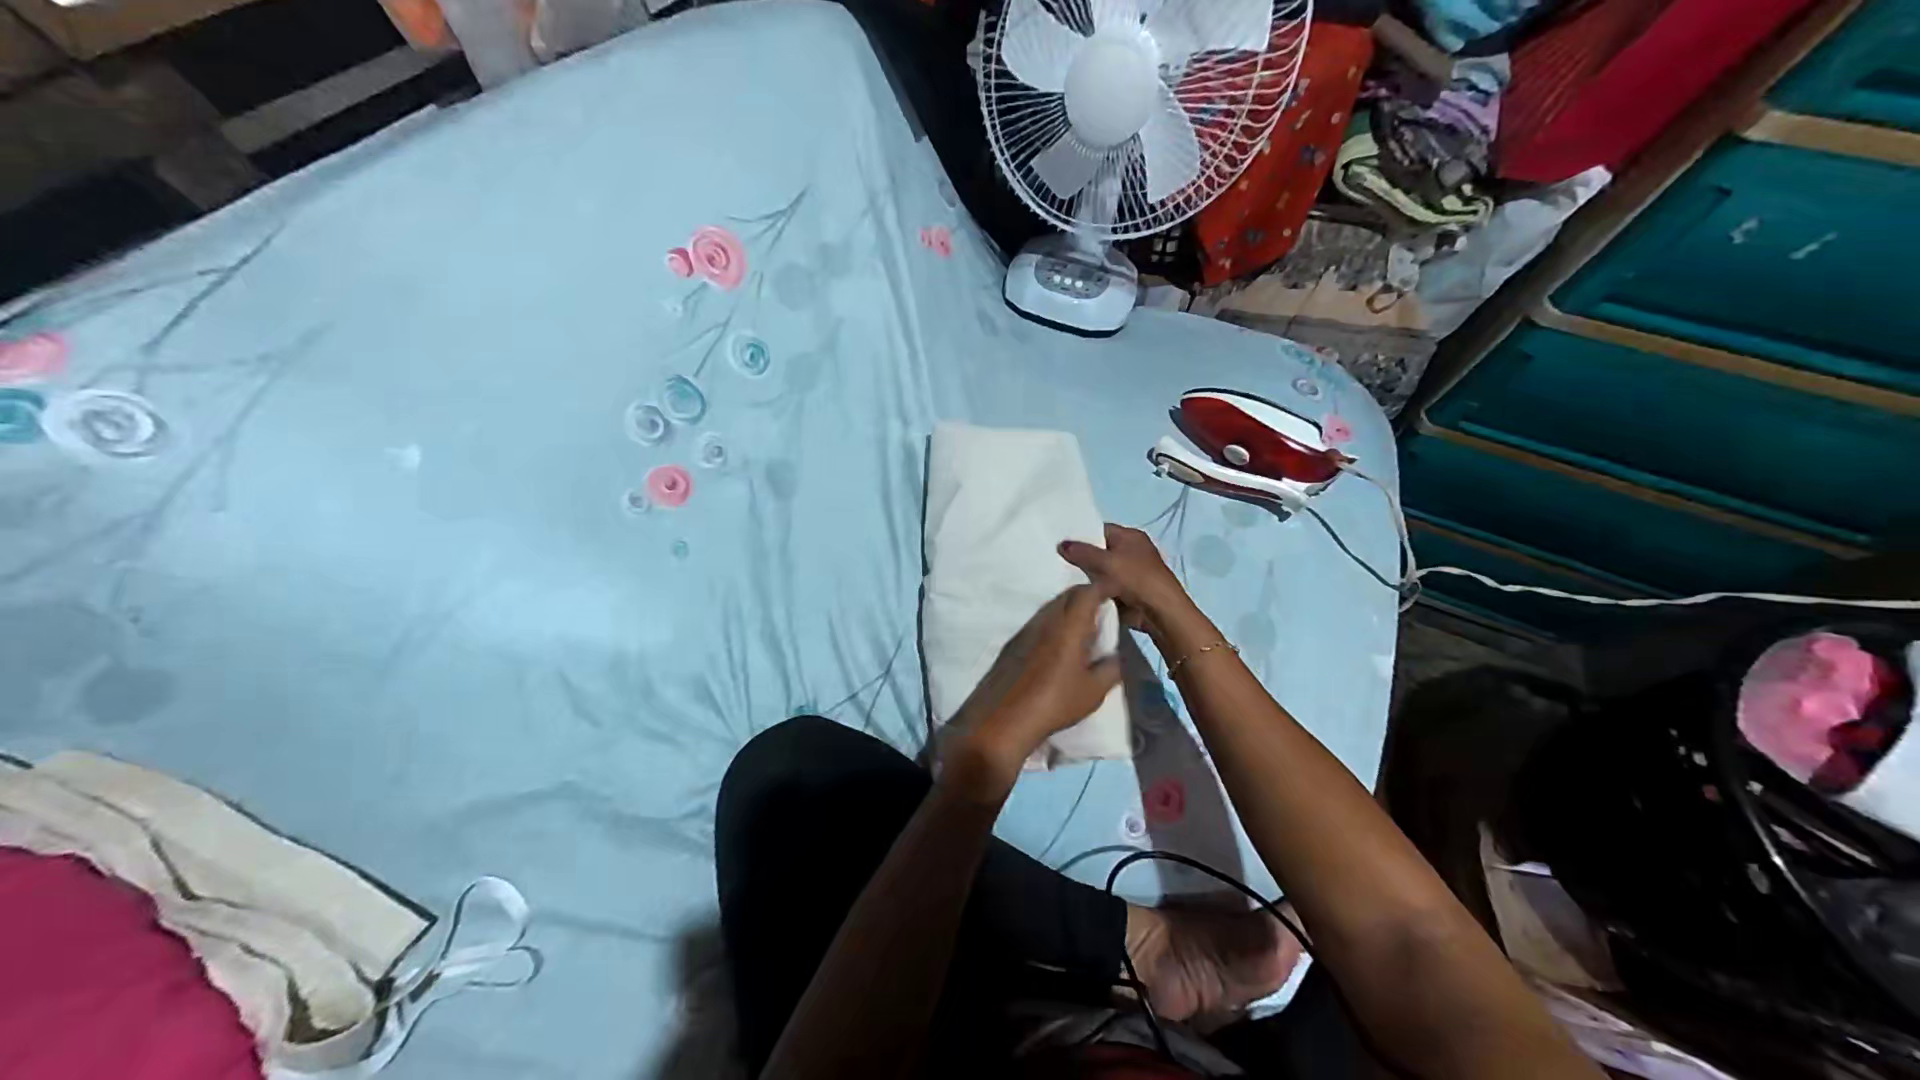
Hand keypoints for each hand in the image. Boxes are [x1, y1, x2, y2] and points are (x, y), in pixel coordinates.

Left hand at [943, 584, 1122, 795]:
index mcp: (1068, 627)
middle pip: (1067, 595)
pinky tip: (1059, 644)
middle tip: (1103, 609)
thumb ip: (1110, 668)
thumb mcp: (1093, 691)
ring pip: (1051, 607)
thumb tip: (1115, 655)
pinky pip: (1038, 622)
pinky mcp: (1012, 643)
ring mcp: (1025, 630)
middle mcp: (1045, 621)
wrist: (1003, 720)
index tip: (1116, 591)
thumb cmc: (1054, 704)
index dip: (1104, 587)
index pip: (1088, 593)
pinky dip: (1053, 622)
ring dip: (1069, 609)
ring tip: (1084, 627)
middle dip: (1087, 595)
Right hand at [1058, 525, 1196, 636]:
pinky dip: (1093, 590)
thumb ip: (1082, 552)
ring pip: (1100, 571)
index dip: (1081, 535)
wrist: (1160, 612)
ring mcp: (1129, 573)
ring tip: (1059, 576)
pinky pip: (1104, 587)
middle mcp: (1131, 551)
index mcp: (1130, 537)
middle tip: (1055, 560)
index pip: (1100, 530)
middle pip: (1099, 551)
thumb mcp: (1107, 562)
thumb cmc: (1137, 579)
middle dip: (1081, 557)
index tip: (1060, 543)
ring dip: (1085, 576)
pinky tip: (1074, 592)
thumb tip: (1061, 544)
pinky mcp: (1126, 592)